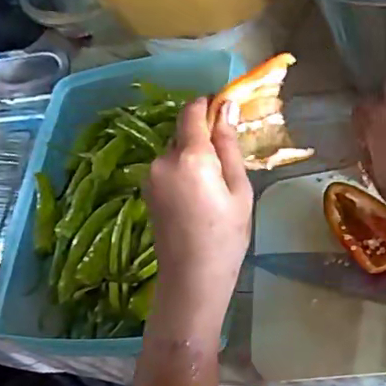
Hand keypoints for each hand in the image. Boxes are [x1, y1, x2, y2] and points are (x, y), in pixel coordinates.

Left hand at [144, 98, 252, 334]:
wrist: (192, 279)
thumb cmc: (225, 238)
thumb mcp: (238, 190)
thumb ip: (229, 146)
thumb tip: (227, 108)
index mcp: (189, 156)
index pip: (193, 111)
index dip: (209, 106)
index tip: (226, 114)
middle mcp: (162, 160)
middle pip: (182, 132)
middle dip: (202, 138)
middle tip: (226, 164)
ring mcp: (150, 177)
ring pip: (174, 151)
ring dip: (192, 158)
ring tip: (213, 188)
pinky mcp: (147, 192)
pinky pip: (166, 170)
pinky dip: (182, 173)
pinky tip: (197, 198)